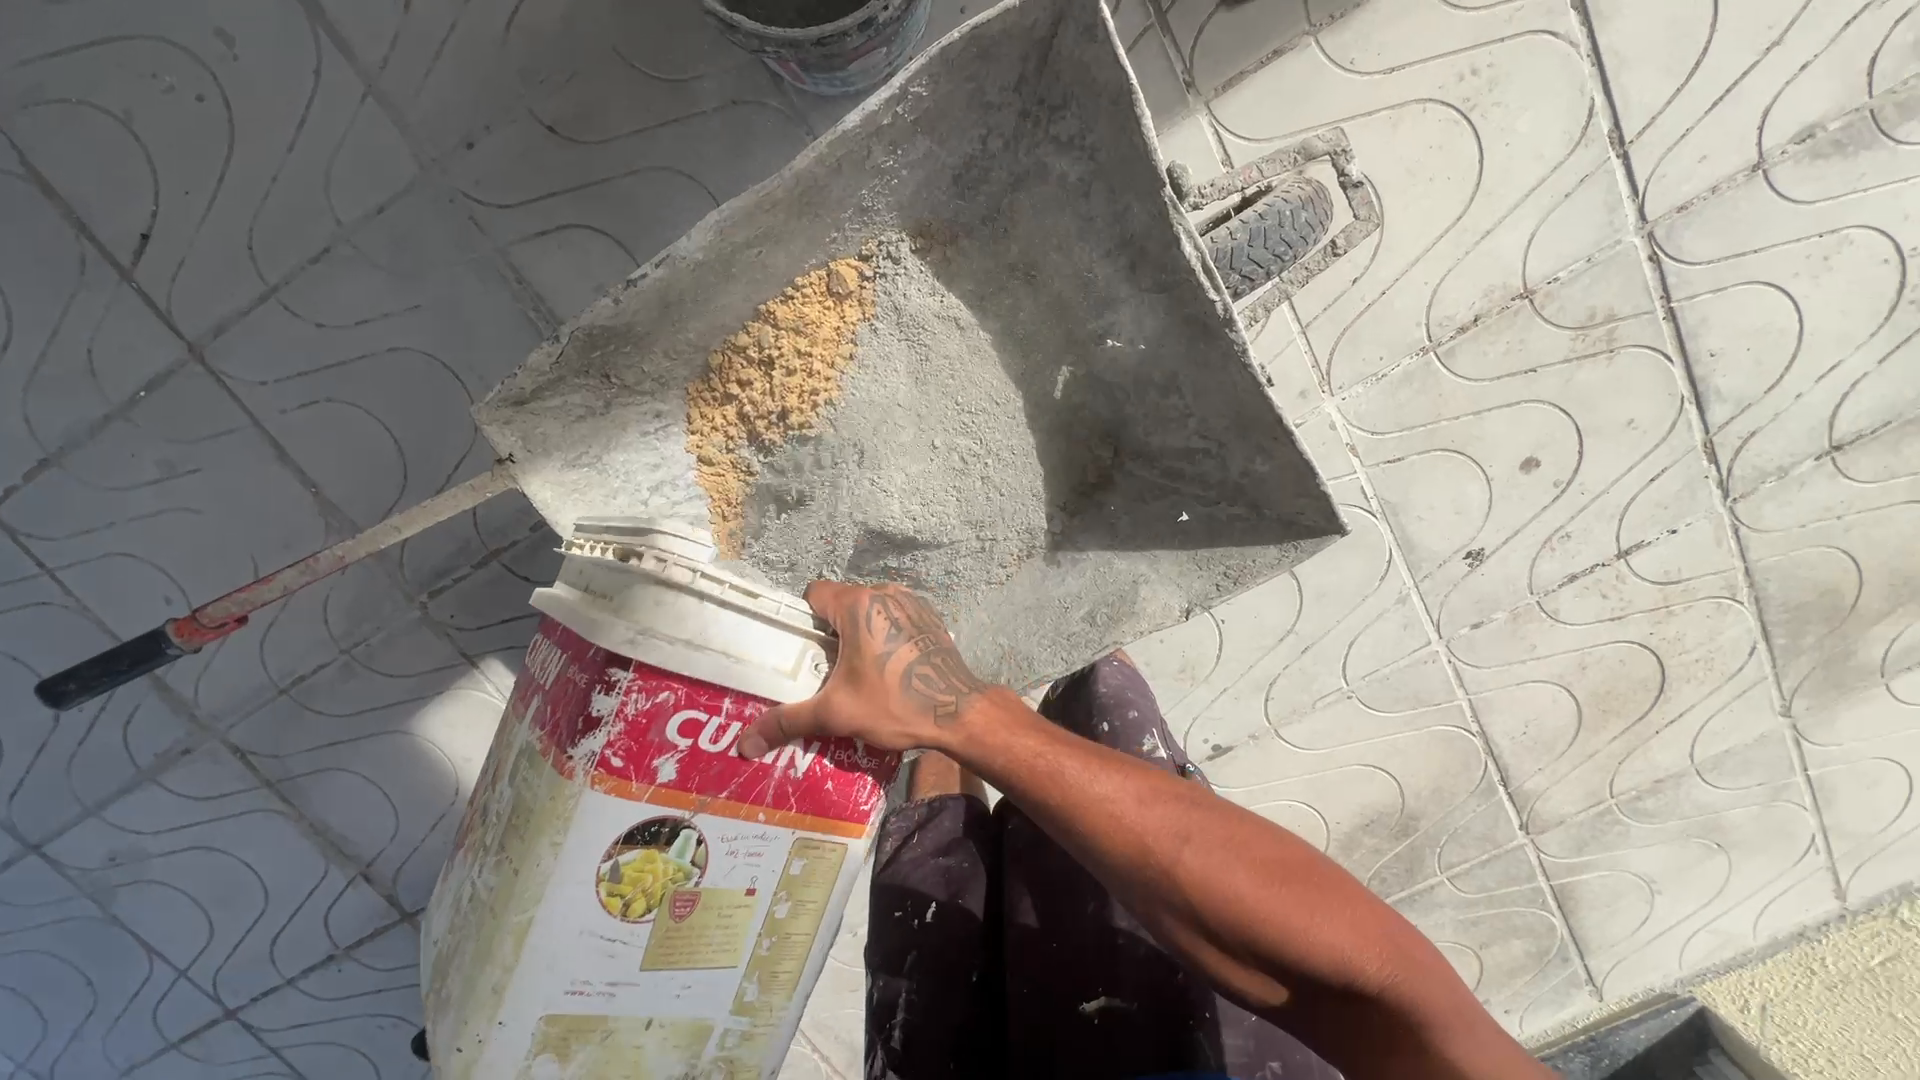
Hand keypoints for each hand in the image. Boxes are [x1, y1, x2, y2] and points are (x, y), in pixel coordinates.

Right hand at [736, 582, 991, 758]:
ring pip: (871, 610)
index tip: (803, 649)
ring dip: (860, 633)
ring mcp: (913, 603)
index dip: (805, 618)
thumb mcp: (836, 714)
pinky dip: (886, 636)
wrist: (959, 712)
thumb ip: (787, 722)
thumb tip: (744, 744)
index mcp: (859, 605)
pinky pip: (896, 618)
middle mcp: (886, 593)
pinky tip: (889, 668)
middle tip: (826, 668)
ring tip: (857, 671)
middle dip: (832, 631)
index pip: (816, 594)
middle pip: (843, 602)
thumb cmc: (895, 704)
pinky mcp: (932, 618)